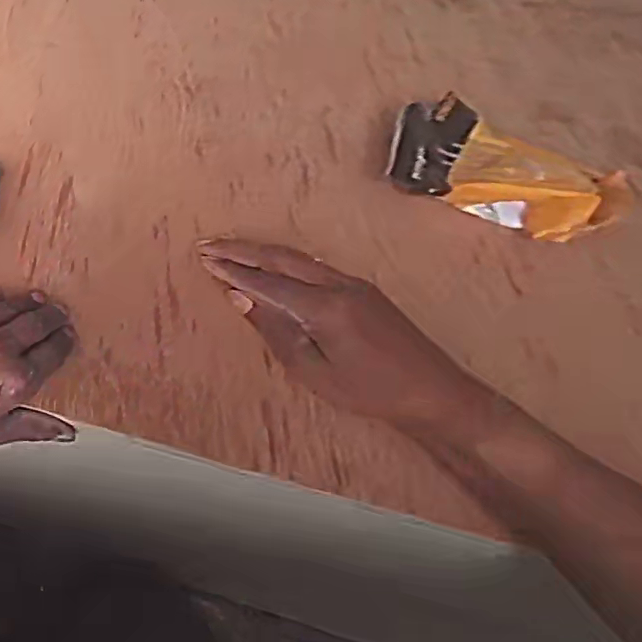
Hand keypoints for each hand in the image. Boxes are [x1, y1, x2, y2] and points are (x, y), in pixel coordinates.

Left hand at [0, 287, 76, 450]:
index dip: (63, 340)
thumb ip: (33, 426)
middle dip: (51, 316)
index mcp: (16, 379)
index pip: (53, 350)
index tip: (65, 335)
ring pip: (8, 306)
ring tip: (32, 300)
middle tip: (55, 312)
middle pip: (37, 322)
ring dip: (24, 302)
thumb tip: (62, 430)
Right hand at [197, 239, 497, 435]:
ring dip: (261, 252)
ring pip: (299, 259)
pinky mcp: (363, 292)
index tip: (204, 260)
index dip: (232, 271)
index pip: (266, 282)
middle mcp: (341, 288)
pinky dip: (282, 261)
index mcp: (325, 307)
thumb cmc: (367, 390)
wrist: (438, 395)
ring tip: (229, 249)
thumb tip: (238, 297)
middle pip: (282, 259)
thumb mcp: (309, 369)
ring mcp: (355, 286)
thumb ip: (272, 329)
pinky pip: (313, 267)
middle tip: (207, 245)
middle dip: (241, 250)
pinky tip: (269, 263)